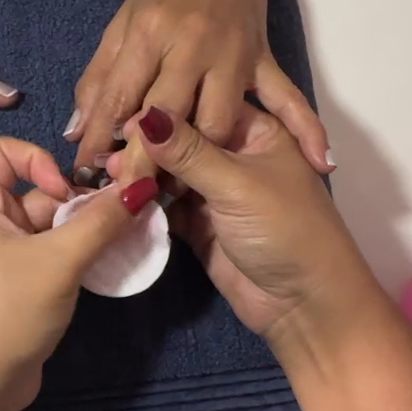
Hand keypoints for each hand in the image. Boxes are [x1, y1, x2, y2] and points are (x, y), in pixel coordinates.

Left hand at [0, 138, 158, 410]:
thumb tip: (144, 184)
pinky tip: (108, 262)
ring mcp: (2, 254)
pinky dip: (78, 252)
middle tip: (116, 218)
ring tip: (122, 240)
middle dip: (76, 200)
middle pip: (36, 188)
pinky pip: (52, 251)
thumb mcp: (59, 261)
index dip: (39, 159)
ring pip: (50, 223)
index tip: (66, 193)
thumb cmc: (9, 311)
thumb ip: (102, 221)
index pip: (3, 150)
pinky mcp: (19, 282)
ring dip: (84, 229)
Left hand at [67, 0, 331, 180]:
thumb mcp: (121, 27)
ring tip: (179, 192)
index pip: (120, 98)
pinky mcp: (264, 61)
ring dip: (200, 163)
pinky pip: (288, 100)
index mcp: (150, 34)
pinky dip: (306, 131)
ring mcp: (234, 56)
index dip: (100, 142)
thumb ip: (97, 82)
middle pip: (168, 119)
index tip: (86, 177)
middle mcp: (192, 45)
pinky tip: (322, 163)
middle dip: (146, 164)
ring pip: (218, 123)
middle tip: (130, 197)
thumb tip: (77, 135)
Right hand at [132, 105, 366, 355]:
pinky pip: (167, 208)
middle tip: (109, 155)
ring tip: (109, 177)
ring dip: (143, 177)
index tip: (124, 120)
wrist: (302, 302)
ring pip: (170, 176)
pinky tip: (119, 200)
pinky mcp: (201, 226)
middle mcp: (234, 157)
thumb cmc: (284, 229)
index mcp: (255, 132)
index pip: (202, 108)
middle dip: (147, 148)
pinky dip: (146, 205)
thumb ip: (188, 151)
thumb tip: (145, 114)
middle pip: (181, 142)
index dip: (164, 112)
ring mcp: (216, 193)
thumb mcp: (236, 183)